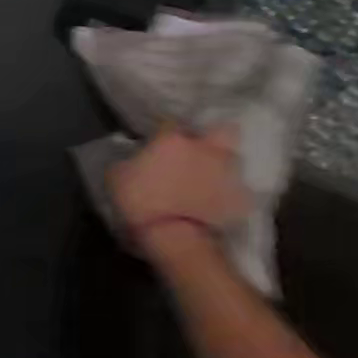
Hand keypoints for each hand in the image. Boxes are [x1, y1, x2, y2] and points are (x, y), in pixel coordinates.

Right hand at [107, 125, 248, 254]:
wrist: (174, 235)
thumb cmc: (138, 200)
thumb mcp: (115, 175)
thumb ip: (129, 159)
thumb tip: (135, 154)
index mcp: (172, 140)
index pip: (169, 122)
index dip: (162, 129)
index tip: (155, 137)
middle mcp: (207, 149)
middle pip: (222, 130)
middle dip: (211, 136)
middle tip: (196, 147)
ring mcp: (230, 172)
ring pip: (230, 158)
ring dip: (218, 163)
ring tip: (203, 176)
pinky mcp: (242, 195)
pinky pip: (234, 186)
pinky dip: (224, 189)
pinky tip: (211, 198)